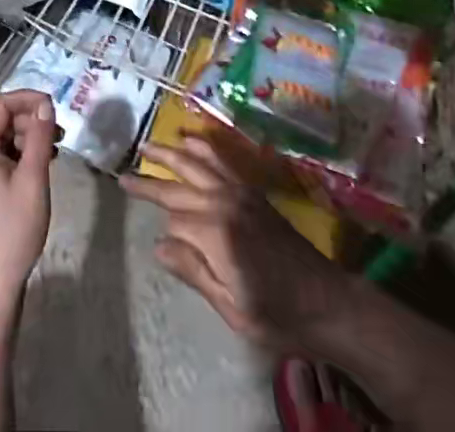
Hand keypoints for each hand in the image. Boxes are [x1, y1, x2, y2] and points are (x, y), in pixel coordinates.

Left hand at [0, 90, 55, 301]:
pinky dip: (26, 155)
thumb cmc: (15, 227)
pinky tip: (45, 165)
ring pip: (6, 140)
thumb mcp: (33, 179)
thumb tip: (46, 105)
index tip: (56, 107)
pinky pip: (6, 158)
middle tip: (62, 132)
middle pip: (3, 121)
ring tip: (58, 148)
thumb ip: (40, 139)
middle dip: (32, 120)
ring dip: (32, 138)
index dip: (27, 99)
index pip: (0, 105)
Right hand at [121, 133, 350, 348]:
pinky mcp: (253, 192)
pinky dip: (203, 147)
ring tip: (148, 144)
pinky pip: (222, 161)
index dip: (169, 239)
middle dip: (149, 180)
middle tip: (123, 175)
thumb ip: (193, 271)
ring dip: (170, 153)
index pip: (174, 222)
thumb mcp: (232, 308)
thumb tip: (157, 244)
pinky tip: (189, 140)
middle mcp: (224, 203)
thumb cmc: (279, 315)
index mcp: (216, 232)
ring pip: (196, 163)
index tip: (168, 253)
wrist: (331, 304)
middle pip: (177, 185)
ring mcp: (240, 193)